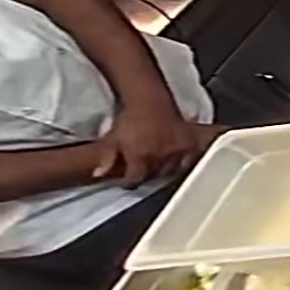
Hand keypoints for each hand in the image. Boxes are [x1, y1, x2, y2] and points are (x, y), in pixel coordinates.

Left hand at [93, 109, 215, 185]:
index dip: (131, 182)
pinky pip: (189, 161)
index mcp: (139, 155)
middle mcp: (160, 156)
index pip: (136, 177)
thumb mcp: (110, 139)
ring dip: (165, 171)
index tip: (129, 183)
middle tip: (144, 174)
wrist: (152, 106)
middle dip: (148, 176)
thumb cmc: (129, 122)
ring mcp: (178, 151)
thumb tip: (98, 175)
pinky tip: (176, 162)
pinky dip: (182, 164)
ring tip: (159, 169)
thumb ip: (106, 159)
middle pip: (156, 175)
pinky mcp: (191, 146)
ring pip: (173, 170)